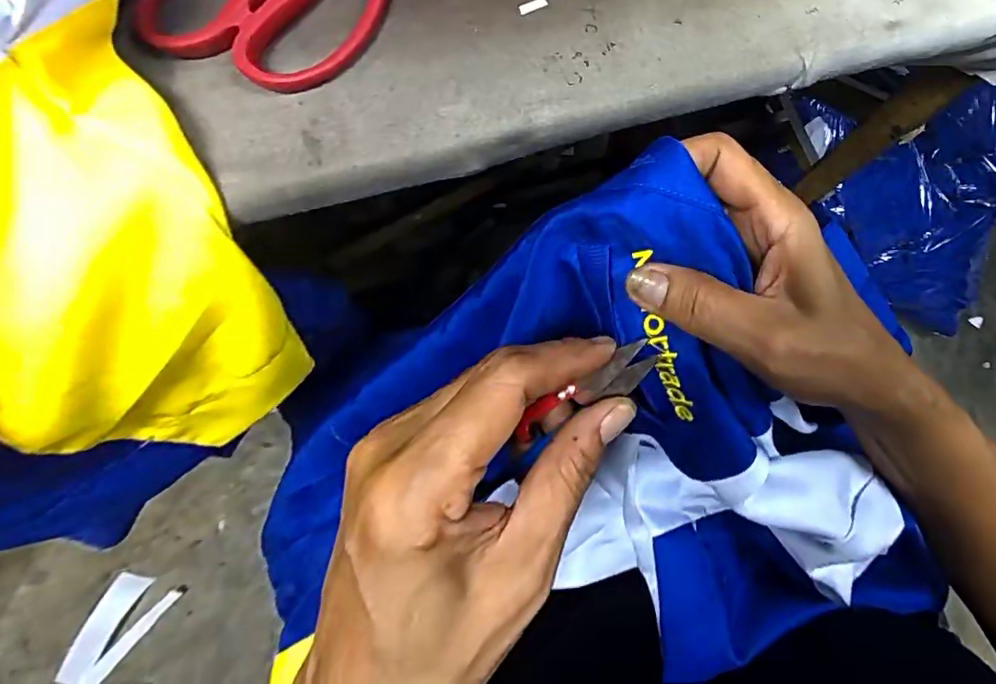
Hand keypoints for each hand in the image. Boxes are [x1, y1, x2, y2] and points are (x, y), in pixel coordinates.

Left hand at [300, 340, 637, 683]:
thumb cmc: (446, 641)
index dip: (563, 359)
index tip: (615, 353)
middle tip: (607, 386)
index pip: (500, 384)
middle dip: (556, 368)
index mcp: (413, 486)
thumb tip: (616, 405)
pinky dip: (509, 399)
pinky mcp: (384, 450)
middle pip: (489, 374)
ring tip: (577, 412)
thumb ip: (569, 474)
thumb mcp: (524, 565)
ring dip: (536, 383)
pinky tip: (536, 426)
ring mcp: (379, 446)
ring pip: (478, 379)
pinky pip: (461, 398)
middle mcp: (386, 450)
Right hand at [623, 133, 923, 416]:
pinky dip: (676, 268)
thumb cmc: (830, 353)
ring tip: (615, 264)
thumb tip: (635, 273)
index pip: (722, 156)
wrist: (867, 383)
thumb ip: (702, 304)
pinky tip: (644, 291)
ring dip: (661, 239)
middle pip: (704, 187)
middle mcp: (766, 221)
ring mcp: (758, 247)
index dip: (675, 161)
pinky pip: (706, 257)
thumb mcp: (764, 334)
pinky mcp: (750, 274)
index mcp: (778, 217)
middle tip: (608, 237)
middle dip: (656, 204)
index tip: (629, 195)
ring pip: (700, 223)